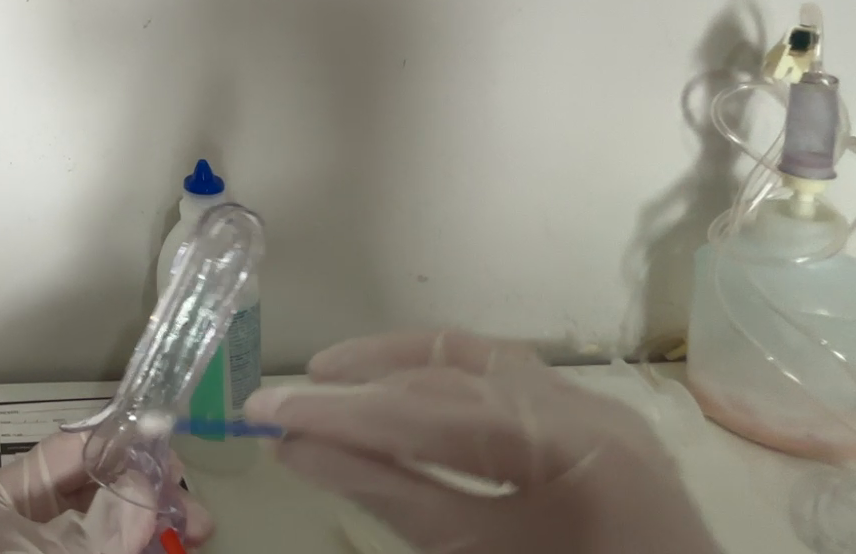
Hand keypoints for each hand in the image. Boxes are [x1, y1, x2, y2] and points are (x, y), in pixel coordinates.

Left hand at [0, 431, 214, 553]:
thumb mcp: (47, 552)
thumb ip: (101, 523)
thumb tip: (146, 480)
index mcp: (15, 491)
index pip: (74, 449)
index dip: (122, 440)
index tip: (171, 447)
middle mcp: (32, 517)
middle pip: (99, 489)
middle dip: (149, 493)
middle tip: (196, 516)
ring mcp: (48, 546)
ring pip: (108, 527)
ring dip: (150, 528)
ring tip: (194, 538)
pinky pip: (104, 548)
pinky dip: (134, 549)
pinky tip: (164, 551)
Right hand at [244, 330, 724, 553]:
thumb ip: (383, 493)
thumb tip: (288, 445)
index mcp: (580, 449)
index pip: (431, 416)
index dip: (338, 414)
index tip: (261, 411)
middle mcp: (590, 410)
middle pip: (446, 381)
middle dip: (357, 394)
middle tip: (284, 406)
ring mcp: (593, 410)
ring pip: (468, 363)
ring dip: (391, 370)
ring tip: (329, 380)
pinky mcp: (584, 422)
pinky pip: (496, 376)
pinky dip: (434, 377)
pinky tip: (395, 388)